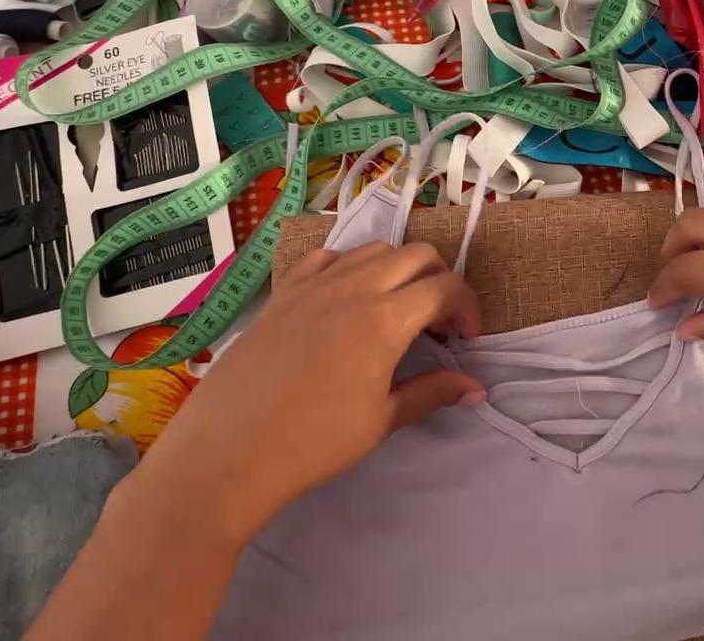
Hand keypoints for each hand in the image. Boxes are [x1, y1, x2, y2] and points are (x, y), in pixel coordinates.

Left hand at [129, 243, 485, 545]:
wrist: (225, 454)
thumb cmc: (311, 444)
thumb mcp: (381, 421)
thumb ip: (432, 393)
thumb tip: (477, 388)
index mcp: (386, 319)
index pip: (446, 287)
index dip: (467, 307)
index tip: (465, 338)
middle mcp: (355, 287)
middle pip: (417, 254)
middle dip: (440, 279)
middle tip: (437, 320)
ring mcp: (315, 284)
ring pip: (373, 249)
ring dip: (398, 268)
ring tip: (395, 306)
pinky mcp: (283, 292)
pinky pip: (327, 257)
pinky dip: (350, 266)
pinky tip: (345, 297)